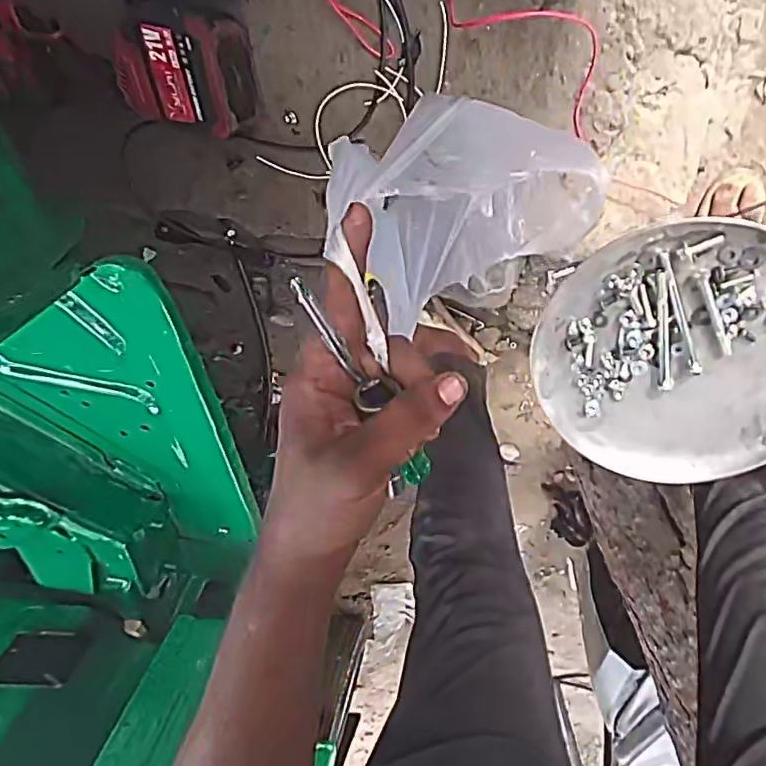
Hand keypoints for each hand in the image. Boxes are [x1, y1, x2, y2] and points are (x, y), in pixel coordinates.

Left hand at [261, 205, 467, 575]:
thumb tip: (454, 381)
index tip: (361, 214)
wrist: (311, 550)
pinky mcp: (374, 414)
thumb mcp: (361, 461)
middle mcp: (337, 375)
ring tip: (435, 420)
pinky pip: (410, 390)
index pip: (336, 306)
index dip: (349, 259)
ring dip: (427, 385)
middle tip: (435, 403)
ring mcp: (357, 395)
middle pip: (389, 339)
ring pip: (405, 365)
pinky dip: (427, 399)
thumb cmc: (316, 505)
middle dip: (418, 364)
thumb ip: (409, 419)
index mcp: (317, 375)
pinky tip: (433, 422)